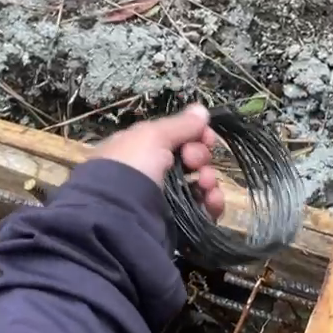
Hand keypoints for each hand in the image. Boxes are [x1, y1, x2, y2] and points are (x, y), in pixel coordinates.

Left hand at [93, 105, 225, 220]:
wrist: (120, 215)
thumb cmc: (132, 167)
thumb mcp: (152, 136)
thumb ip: (181, 124)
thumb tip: (202, 109)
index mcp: (141, 149)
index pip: (177, 137)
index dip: (195, 134)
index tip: (204, 136)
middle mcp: (154, 173)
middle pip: (192, 159)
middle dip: (200, 157)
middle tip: (193, 162)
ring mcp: (167, 199)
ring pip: (201, 184)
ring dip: (209, 180)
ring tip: (204, 184)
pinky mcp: (179, 222)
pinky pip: (205, 209)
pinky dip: (212, 203)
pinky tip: (211, 200)